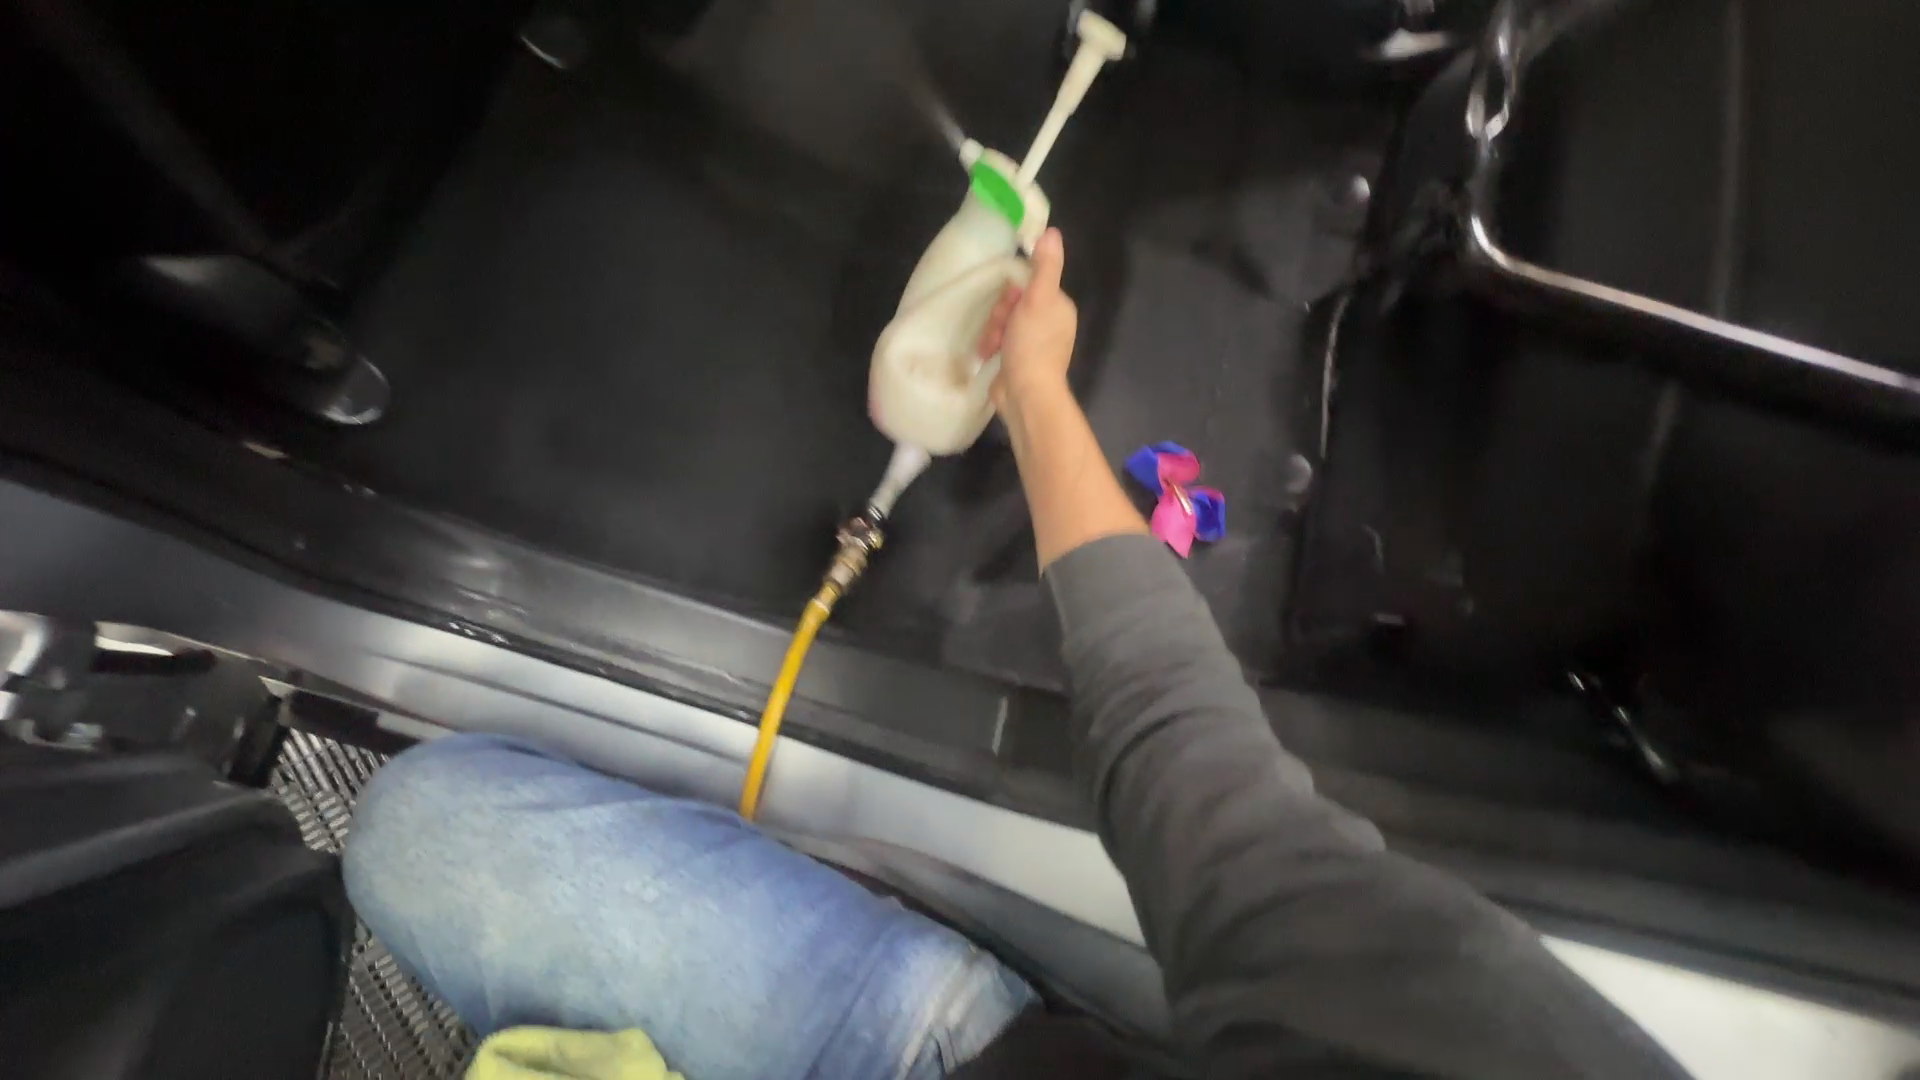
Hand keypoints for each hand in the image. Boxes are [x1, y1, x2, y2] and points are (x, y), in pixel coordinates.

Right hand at [978, 228, 1076, 409]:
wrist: (1025, 395)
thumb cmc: (1033, 346)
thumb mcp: (1038, 299)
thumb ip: (1045, 266)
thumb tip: (1051, 232)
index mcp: (1058, 307)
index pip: (1029, 283)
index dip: (1012, 292)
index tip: (1008, 304)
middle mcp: (1049, 324)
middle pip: (1013, 303)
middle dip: (999, 315)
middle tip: (999, 329)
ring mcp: (1033, 345)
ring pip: (1003, 323)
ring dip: (992, 332)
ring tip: (990, 347)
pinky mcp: (1018, 361)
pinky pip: (1000, 342)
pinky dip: (991, 346)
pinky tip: (987, 355)